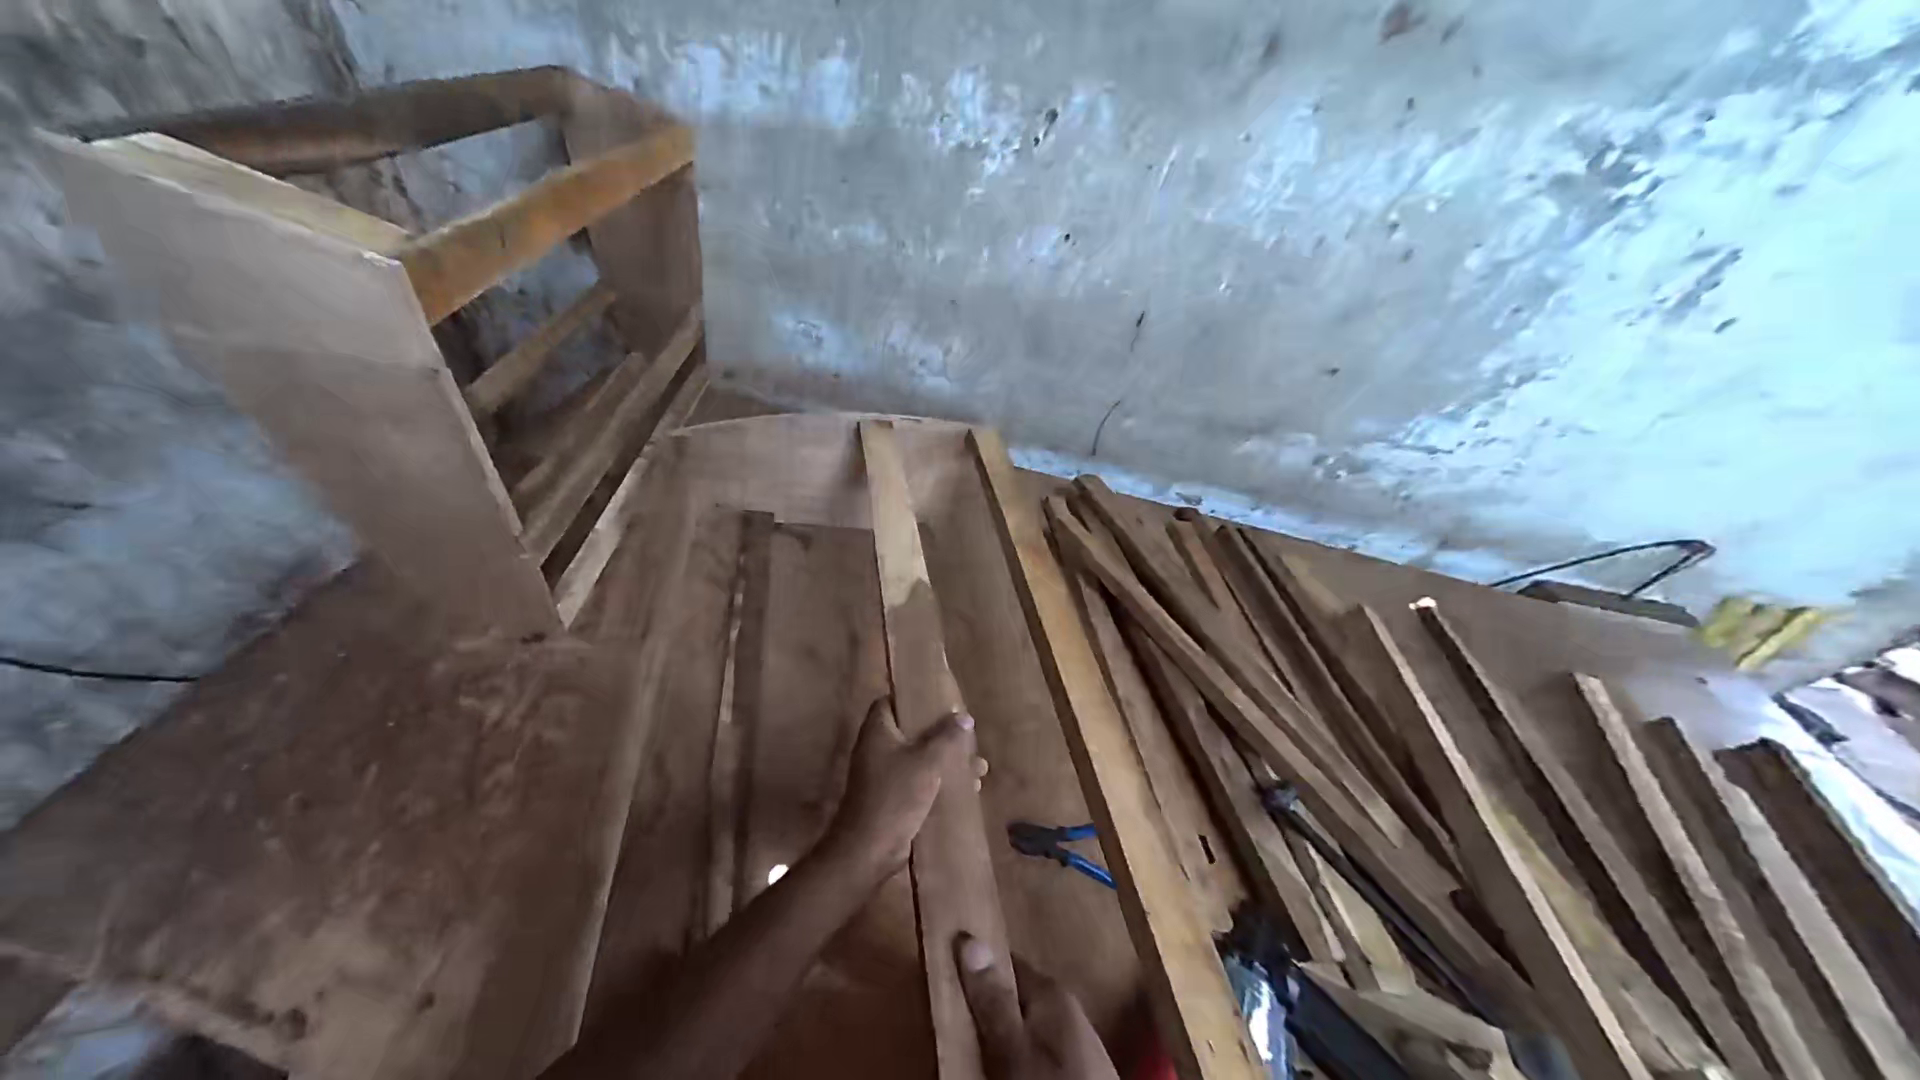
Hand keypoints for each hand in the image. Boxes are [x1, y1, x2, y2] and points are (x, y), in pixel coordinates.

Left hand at [823, 696, 975, 875]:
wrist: (869, 849)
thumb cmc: (895, 795)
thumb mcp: (926, 761)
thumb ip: (946, 737)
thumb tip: (964, 716)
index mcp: (878, 731)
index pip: (890, 702)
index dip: (912, 698)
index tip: (939, 700)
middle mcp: (877, 749)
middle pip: (910, 730)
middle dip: (941, 733)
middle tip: (966, 735)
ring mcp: (884, 775)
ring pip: (919, 758)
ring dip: (947, 760)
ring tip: (978, 766)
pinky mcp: (893, 798)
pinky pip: (920, 781)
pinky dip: (940, 782)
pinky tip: (968, 789)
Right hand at [955, 934, 1119, 1079]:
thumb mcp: (1015, 1049)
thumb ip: (993, 999)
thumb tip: (968, 938)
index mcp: (1051, 991)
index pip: (1005, 962)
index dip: (976, 968)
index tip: (947, 973)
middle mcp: (1066, 1007)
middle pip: (1016, 995)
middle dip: (988, 1006)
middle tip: (953, 1016)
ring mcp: (1075, 1040)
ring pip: (1028, 1025)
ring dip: (1004, 1034)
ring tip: (973, 1046)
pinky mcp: (1078, 1069)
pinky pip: (1040, 1050)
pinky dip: (1021, 1055)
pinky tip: (1004, 1070)